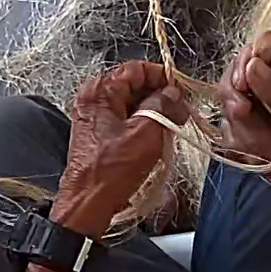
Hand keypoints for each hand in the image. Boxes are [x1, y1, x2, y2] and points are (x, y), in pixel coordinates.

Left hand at [53, 62, 189, 235]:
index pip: (136, 68)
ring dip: (154, 112)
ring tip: (172, 127)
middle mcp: (93, 99)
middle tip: (181, 110)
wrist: (89, 202)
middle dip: (161, 96)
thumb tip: (174, 92)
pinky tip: (157, 138)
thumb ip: (163, 106)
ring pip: (132, 103)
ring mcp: (95, 116)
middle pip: (134, 85)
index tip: (181, 89)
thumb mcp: (146, 132)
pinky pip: (126, 119)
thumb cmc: (111, 170)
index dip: (162, 76)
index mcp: (100, 91)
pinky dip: (143, 124)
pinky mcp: (99, 133)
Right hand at [218, 31, 270, 216]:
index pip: (268, 46)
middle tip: (244, 110)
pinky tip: (265, 156)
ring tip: (270, 146)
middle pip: (240, 70)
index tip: (247, 80)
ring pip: (230, 101)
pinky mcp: (252, 136)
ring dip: (245, 126)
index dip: (252, 58)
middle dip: (236, 91)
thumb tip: (250, 64)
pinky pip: (230, 130)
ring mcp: (264, 112)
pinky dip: (243, 144)